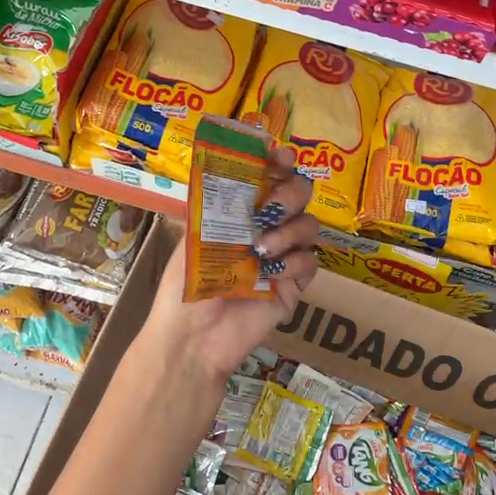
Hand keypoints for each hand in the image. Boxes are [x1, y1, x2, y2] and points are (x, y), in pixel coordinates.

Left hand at [142, 147, 320, 385]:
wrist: (193, 337)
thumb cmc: (185, 285)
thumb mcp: (195, 237)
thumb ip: (220, 203)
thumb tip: (233, 166)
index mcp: (241, 210)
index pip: (269, 174)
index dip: (280, 161)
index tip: (280, 157)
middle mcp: (266, 226)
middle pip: (299, 193)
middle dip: (290, 193)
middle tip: (271, 208)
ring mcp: (283, 255)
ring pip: (310, 225)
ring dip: (290, 231)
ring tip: (263, 248)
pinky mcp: (294, 285)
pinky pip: (310, 262)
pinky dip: (294, 262)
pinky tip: (273, 272)